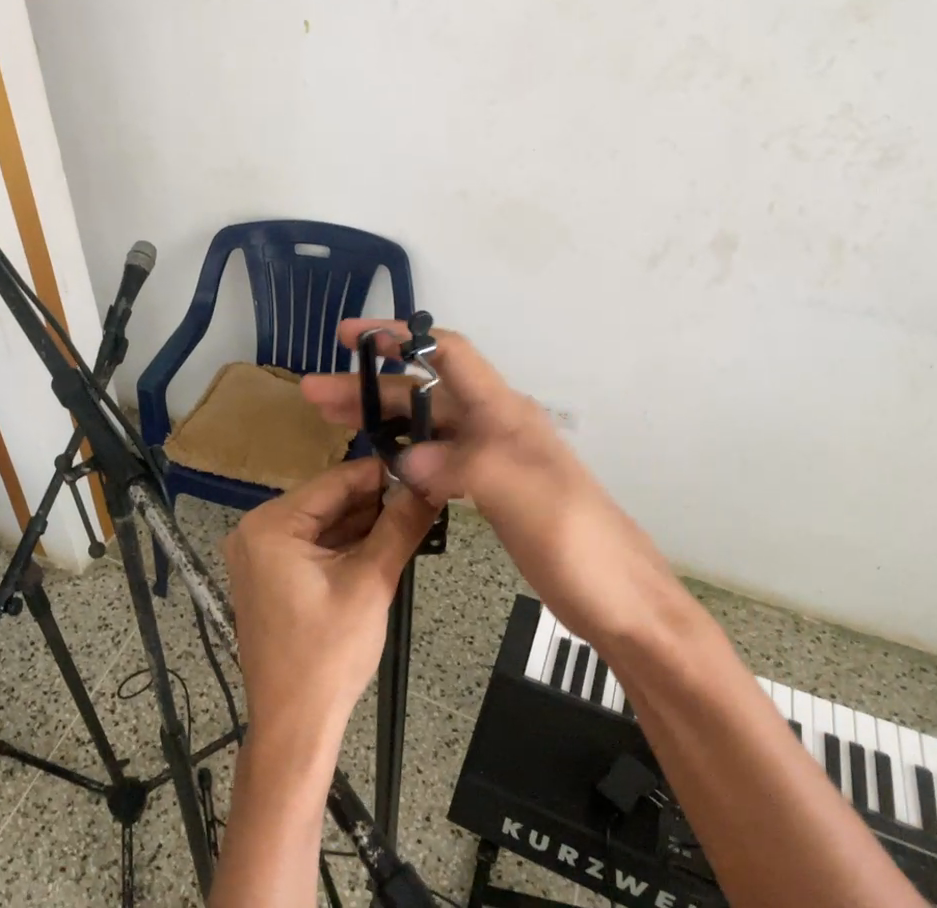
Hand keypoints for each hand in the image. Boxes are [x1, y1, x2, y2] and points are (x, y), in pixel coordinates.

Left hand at [221, 457, 438, 742]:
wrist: (295, 722)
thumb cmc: (329, 652)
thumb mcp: (370, 583)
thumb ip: (400, 527)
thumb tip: (429, 485)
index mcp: (270, 525)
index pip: (334, 482)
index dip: (381, 475)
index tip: (423, 469)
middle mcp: (255, 532)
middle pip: (327, 503)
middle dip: (375, 502)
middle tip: (425, 496)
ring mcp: (258, 557)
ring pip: (322, 526)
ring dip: (363, 525)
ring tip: (414, 519)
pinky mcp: (269, 579)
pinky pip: (311, 549)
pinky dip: (344, 548)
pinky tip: (383, 545)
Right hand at [300, 320, 675, 645]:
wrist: (621, 601)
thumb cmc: (581, 544)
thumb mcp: (524, 498)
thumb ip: (465, 467)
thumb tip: (405, 460)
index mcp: (506, 415)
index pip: (449, 355)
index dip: (401, 337)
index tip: (352, 336)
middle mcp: (496, 428)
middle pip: (425, 393)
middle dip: (369, 387)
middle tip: (315, 395)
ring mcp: (493, 460)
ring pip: (426, 427)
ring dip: (379, 420)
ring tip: (331, 421)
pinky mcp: (490, 491)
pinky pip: (436, 461)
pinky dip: (403, 456)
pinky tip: (380, 465)